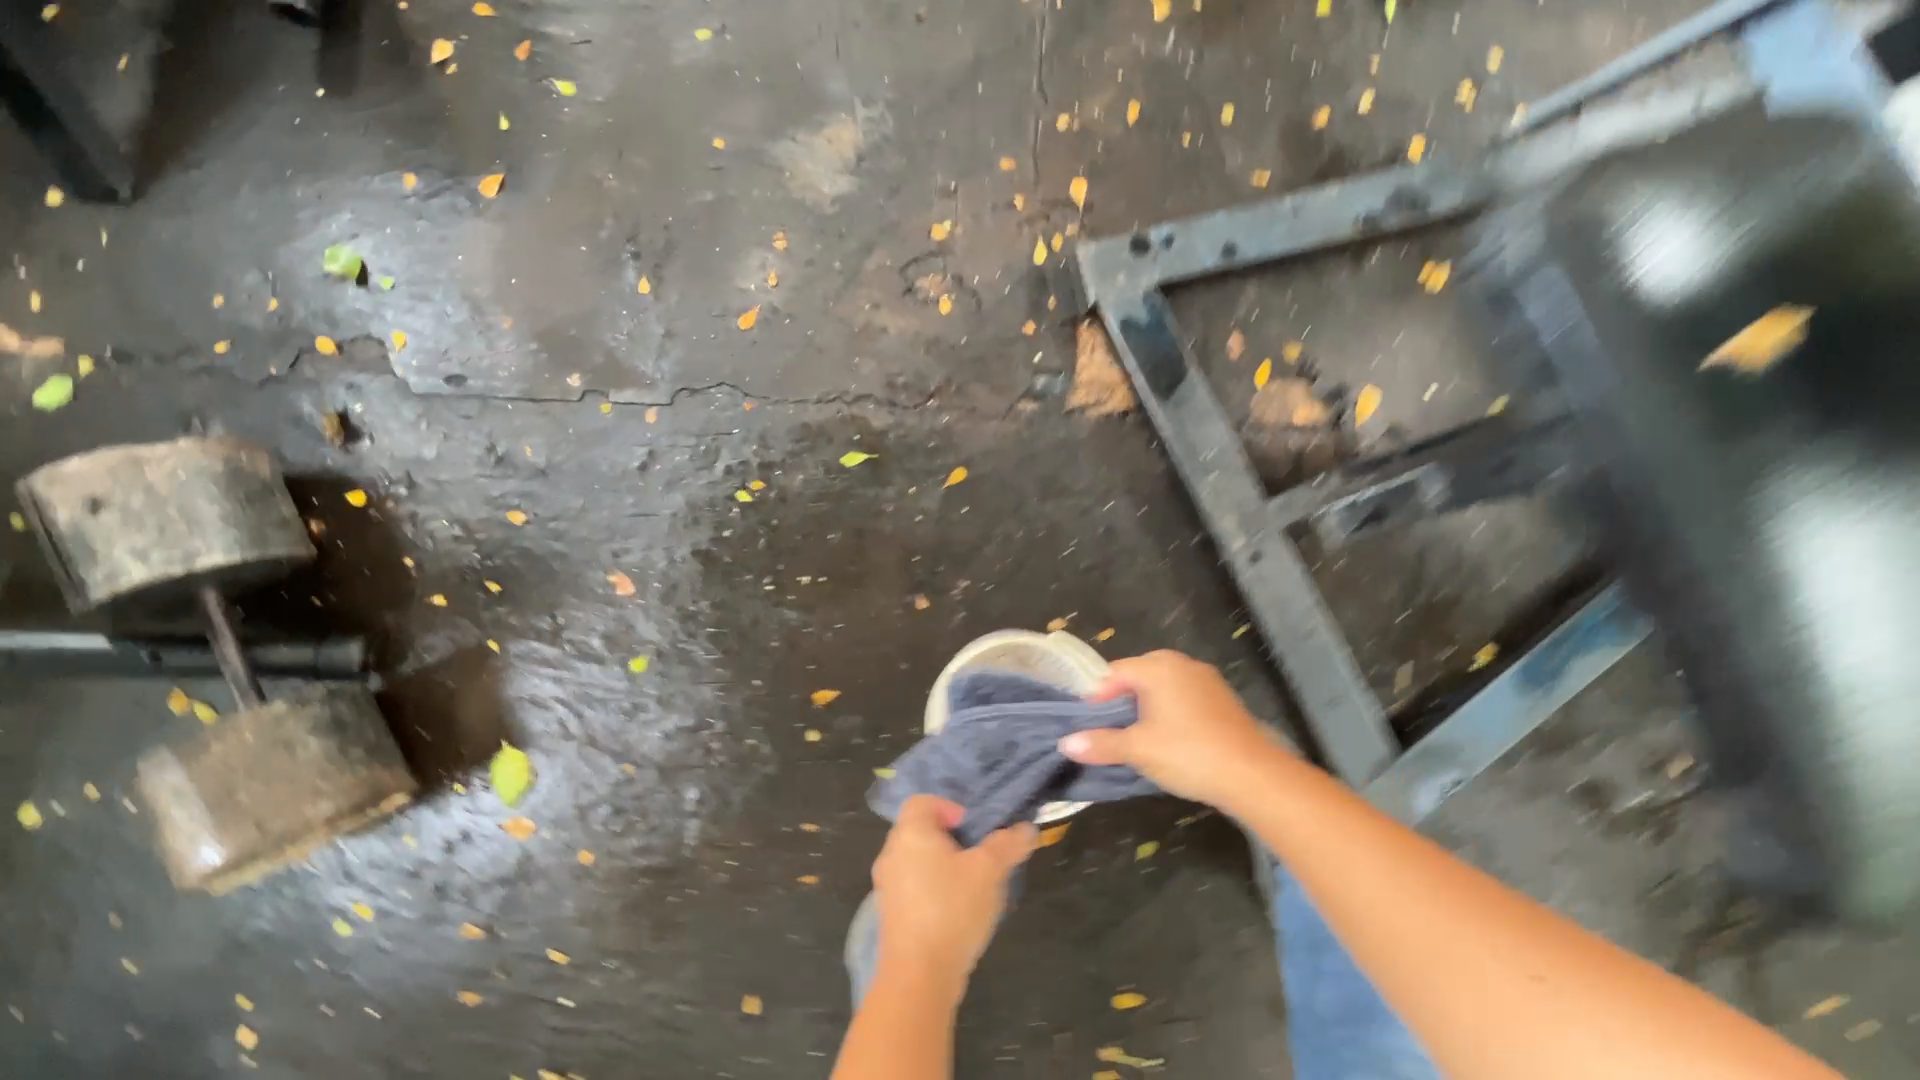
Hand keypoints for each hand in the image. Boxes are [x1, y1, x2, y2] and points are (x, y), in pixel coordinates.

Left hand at [871, 796, 1036, 988]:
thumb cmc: (952, 909)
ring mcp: (886, 887)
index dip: (950, 808)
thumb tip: (1026, 828)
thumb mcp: (989, 871)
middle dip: (953, 841)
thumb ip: (1007, 845)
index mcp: (910, 833)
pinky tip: (958, 915)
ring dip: (945, 869)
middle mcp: (891, 854)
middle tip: (980, 858)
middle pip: (922, 832)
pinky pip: (914, 889)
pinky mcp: (890, 916)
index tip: (974, 830)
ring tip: (974, 888)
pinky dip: (934, 892)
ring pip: (919, 863)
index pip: (923, 801)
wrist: (918, 975)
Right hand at [1059, 649, 1293, 808]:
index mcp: (1157, 667)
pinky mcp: (1221, 698)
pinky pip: (1183, 697)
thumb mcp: (1138, 750)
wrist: (1253, 775)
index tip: (1088, 726)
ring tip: (1136, 739)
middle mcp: (1181, 663)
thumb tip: (1066, 743)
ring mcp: (1205, 679)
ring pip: (1162, 687)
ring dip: (1145, 708)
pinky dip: (1169, 713)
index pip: (1112, 673)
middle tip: (1110, 733)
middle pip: (1137, 676)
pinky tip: (1169, 740)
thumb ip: (1101, 743)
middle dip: (1120, 702)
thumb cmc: (1188, 754)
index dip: (1095, 699)